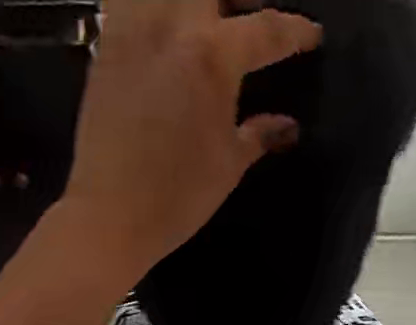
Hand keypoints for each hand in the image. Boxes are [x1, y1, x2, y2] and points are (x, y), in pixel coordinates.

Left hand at [60, 0, 321, 271]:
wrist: (111, 212)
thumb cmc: (178, 196)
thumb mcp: (228, 166)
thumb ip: (259, 134)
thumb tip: (288, 126)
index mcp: (212, 57)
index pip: (266, 29)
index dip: (295, 31)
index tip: (311, 35)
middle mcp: (171, 25)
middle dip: (240, 0)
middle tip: (252, 19)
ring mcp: (132, 28)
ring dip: (194, 2)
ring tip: (206, 22)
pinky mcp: (105, 43)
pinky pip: (127, 0)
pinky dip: (151, 6)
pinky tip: (165, 29)